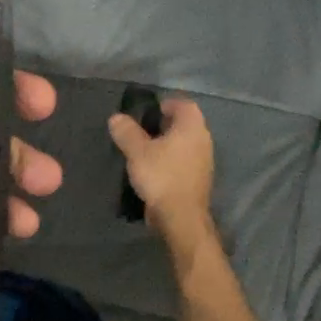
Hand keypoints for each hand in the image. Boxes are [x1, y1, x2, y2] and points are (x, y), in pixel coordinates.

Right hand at [108, 97, 213, 236]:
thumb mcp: (137, 151)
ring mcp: (203, 161)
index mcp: (191, 127)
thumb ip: (126, 132)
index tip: (147, 112)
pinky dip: (171, 159)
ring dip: (167, 143)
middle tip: (141, 129)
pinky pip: (184, 160)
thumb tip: (116, 118)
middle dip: (164, 124)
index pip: (184, 104)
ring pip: (185, 143)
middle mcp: (203, 140)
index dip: (166, 104)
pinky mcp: (198, 179)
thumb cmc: (161, 176)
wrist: (181, 217)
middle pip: (185, 123)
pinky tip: (153, 168)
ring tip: (144, 149)